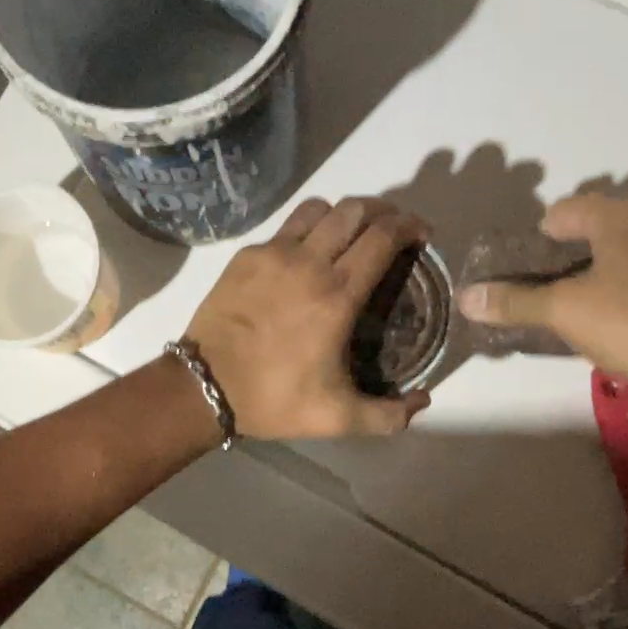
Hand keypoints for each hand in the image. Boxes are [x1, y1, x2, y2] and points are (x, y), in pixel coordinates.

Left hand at [185, 197, 432, 439]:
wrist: (204, 387)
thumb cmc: (273, 400)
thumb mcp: (338, 419)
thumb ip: (388, 416)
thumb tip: (423, 401)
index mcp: (337, 295)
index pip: (383, 237)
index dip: (410, 226)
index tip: (422, 235)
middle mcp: (309, 263)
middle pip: (355, 209)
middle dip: (384, 211)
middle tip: (394, 229)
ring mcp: (273, 254)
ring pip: (319, 208)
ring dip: (344, 213)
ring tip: (353, 233)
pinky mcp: (246, 257)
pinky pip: (285, 227)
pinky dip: (308, 230)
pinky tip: (308, 254)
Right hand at [457, 192, 627, 417]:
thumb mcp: (565, 313)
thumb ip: (514, 302)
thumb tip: (467, 296)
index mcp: (621, 212)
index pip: (562, 211)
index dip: (537, 241)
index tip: (527, 275)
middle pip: (601, 225)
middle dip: (574, 253)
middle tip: (556, 294)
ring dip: (610, 268)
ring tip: (593, 309)